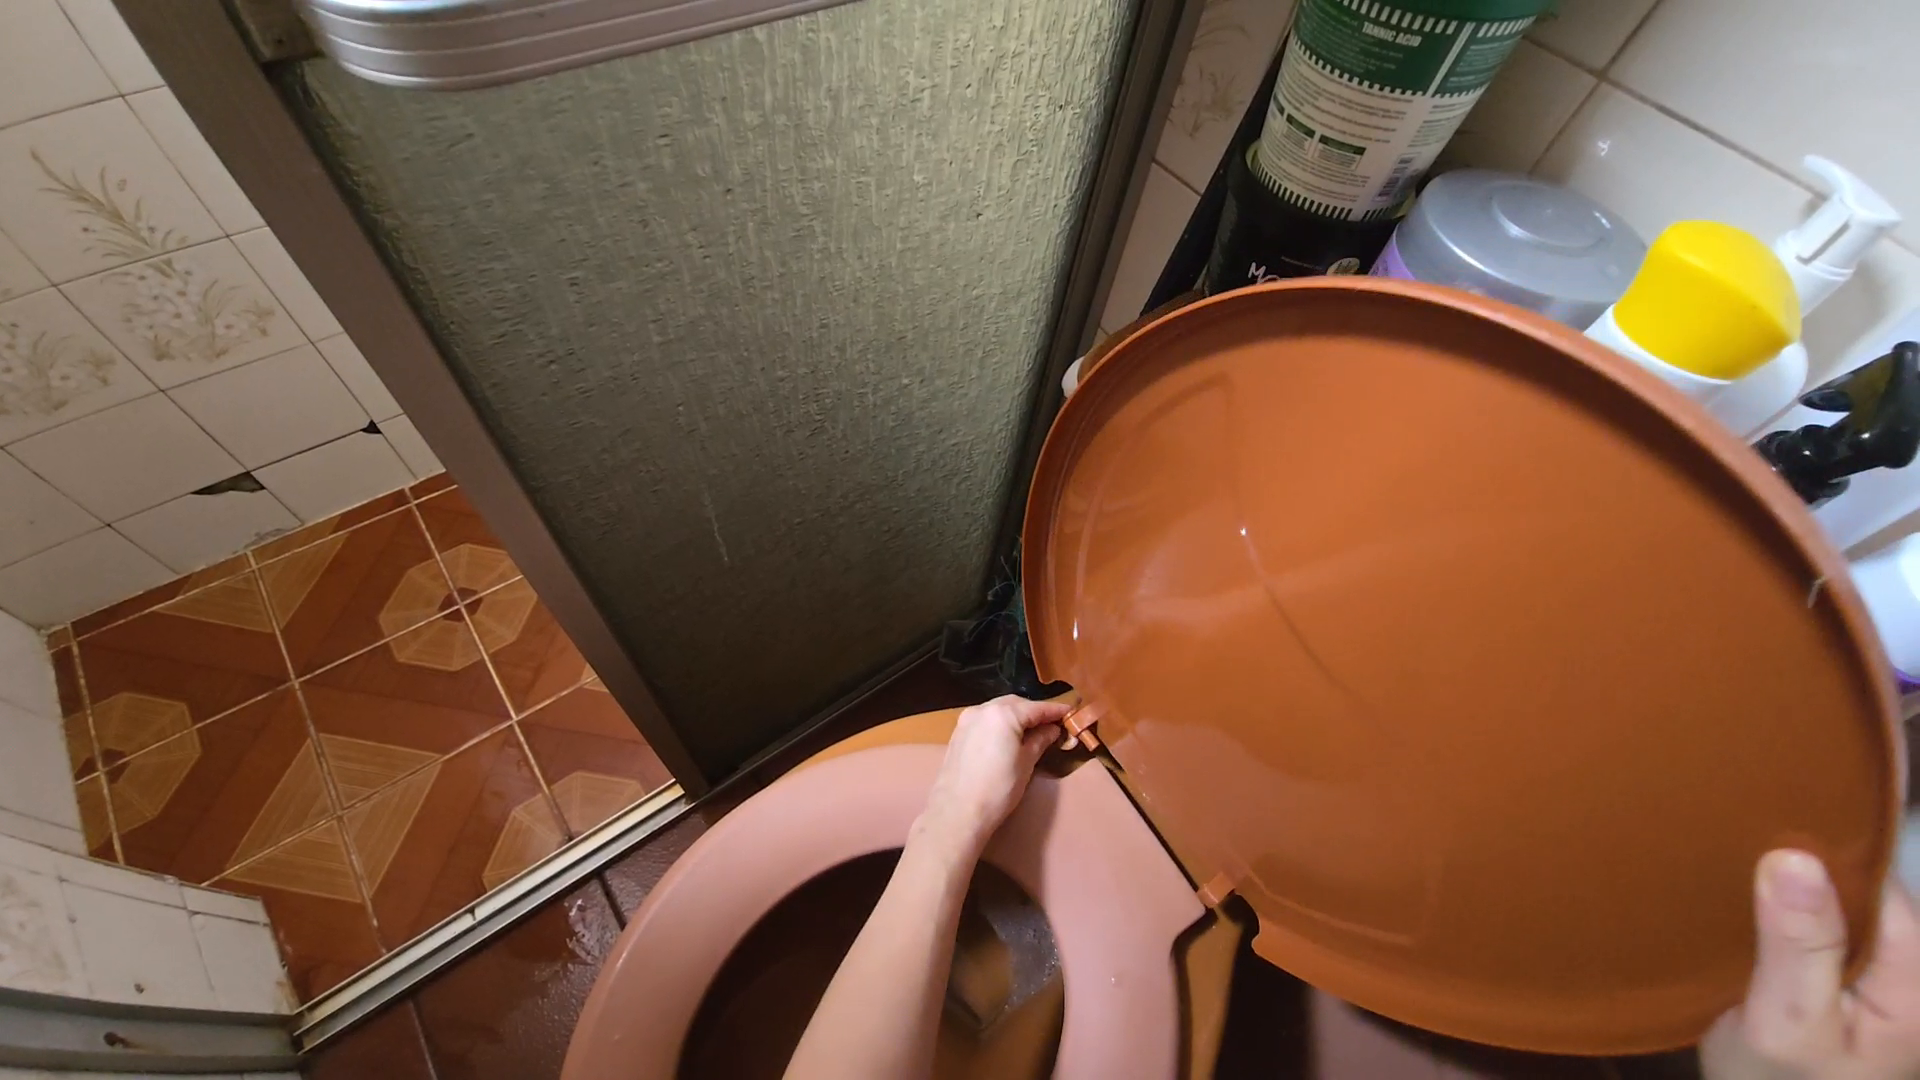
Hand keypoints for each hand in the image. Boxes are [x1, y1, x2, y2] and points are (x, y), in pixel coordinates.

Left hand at [914, 696, 1069, 855]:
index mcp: (1003, 714)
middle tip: (1053, 725)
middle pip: (1015, 704)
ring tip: (1033, 731)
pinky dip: (1000, 723)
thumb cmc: (998, 789)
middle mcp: (982, 709)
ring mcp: (967, 719)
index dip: (1055, 711)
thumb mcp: (1026, 763)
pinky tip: (1008, 736)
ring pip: (998, 709)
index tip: (1070, 714)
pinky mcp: (958, 732)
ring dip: (1016, 716)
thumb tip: (1052, 729)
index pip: (1035, 708)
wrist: (957, 811)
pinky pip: (985, 719)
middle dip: (1034, 712)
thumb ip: (1040, 740)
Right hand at [1700, 850, 1919, 1078]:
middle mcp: (1910, 979)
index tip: (1758, 817)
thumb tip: (1794, 857)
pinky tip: (1745, 898)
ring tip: (1728, 855)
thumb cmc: (1778, 1078)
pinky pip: (1823, 927)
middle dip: (1806, 863)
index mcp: (1916, 988)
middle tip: (1729, 833)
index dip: (1828, 851)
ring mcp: (1879, 983)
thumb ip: (1798, 945)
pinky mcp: (1845, 984)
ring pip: (1843, 908)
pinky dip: (1786, 905)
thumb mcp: (1783, 1018)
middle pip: (1869, 896)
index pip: (1886, 893)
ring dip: (1790, 882)